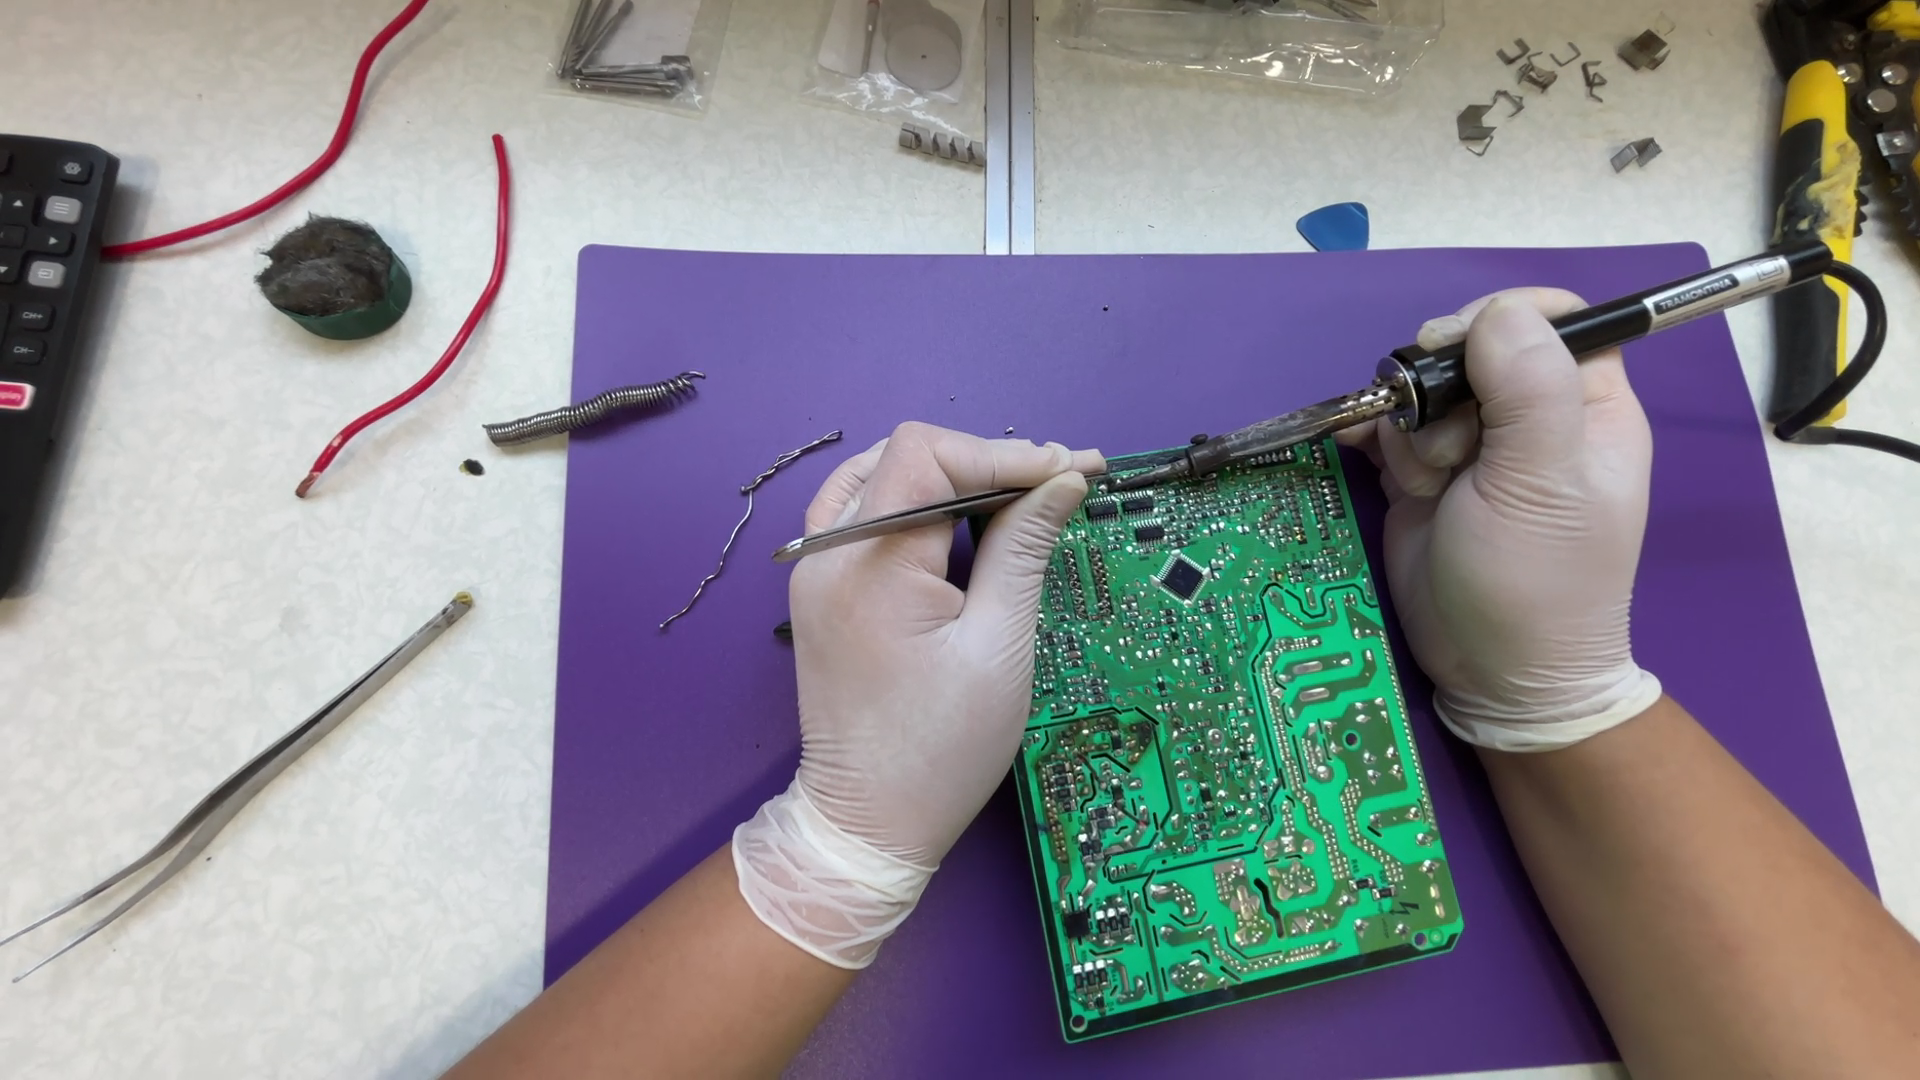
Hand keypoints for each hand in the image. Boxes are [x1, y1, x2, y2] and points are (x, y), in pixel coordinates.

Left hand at [733, 423, 1103, 967]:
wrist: (867, 821)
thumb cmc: (943, 748)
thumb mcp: (999, 645)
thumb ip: (1024, 547)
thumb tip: (1065, 478)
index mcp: (868, 564)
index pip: (928, 456)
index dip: (1004, 453)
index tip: (1070, 471)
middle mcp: (826, 552)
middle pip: (903, 457)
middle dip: (984, 462)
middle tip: (1054, 485)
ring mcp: (815, 568)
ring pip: (879, 476)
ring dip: (948, 476)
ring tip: (1013, 496)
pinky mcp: (820, 587)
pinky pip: (862, 513)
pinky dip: (915, 503)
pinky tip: (956, 519)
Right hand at [1338, 291, 1661, 751]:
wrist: (1489, 667)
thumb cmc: (1534, 577)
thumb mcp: (1541, 483)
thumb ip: (1527, 391)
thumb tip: (1495, 312)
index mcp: (1582, 408)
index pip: (1549, 323)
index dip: (1496, 323)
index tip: (1453, 353)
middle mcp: (1524, 421)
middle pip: (1467, 355)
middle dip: (1439, 389)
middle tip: (1445, 448)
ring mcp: (1465, 451)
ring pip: (1419, 395)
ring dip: (1404, 428)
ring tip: (1421, 483)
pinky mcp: (1415, 479)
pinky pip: (1384, 432)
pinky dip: (1366, 434)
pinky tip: (1353, 446)